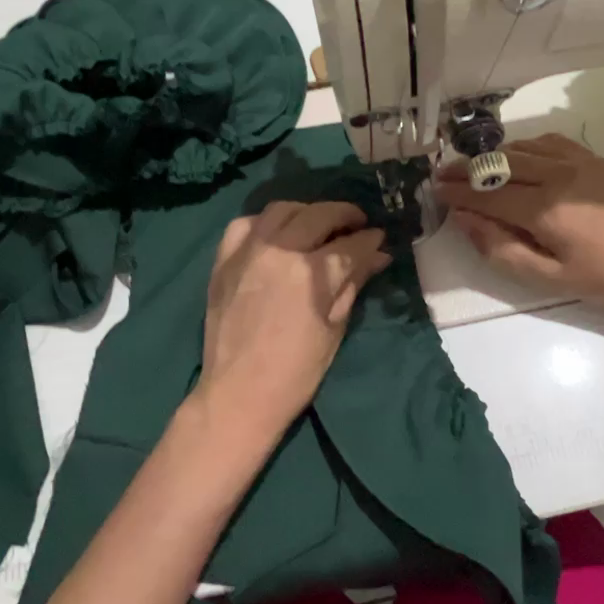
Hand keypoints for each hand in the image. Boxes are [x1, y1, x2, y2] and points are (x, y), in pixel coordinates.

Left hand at [193, 201, 390, 444]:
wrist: (238, 394)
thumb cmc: (296, 371)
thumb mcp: (334, 327)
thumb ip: (353, 283)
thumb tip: (377, 255)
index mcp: (311, 273)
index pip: (350, 244)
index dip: (370, 240)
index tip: (380, 239)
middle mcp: (278, 250)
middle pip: (319, 216)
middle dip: (345, 215)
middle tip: (358, 224)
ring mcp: (247, 251)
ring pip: (282, 209)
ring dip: (307, 211)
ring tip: (320, 224)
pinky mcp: (223, 260)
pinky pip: (245, 224)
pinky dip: (265, 221)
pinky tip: (277, 232)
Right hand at [436, 134, 603, 313]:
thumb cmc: (599, 280)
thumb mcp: (545, 278)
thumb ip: (500, 248)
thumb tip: (464, 220)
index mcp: (545, 210)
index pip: (489, 195)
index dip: (458, 193)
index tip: (435, 191)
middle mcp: (559, 177)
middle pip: (501, 166)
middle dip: (468, 170)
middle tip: (443, 174)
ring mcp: (578, 163)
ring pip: (523, 149)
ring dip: (494, 157)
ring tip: (473, 168)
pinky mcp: (593, 160)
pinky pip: (551, 142)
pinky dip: (526, 146)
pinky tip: (517, 156)